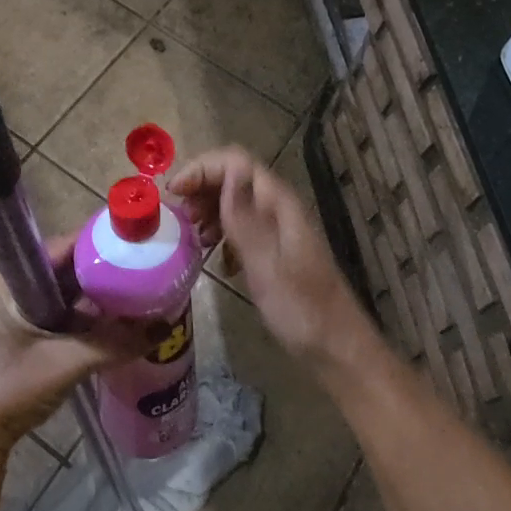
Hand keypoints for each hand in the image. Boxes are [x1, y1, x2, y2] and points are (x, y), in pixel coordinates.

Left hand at [0, 238, 152, 459]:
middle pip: (71, 268)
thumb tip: (164, 327)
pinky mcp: (30, 332)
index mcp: (9, 277)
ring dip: (105, 298)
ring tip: (148, 294)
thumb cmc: (6, 390)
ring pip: (72, 293)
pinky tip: (126, 323)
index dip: (102, 244)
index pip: (64, 246)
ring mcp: (22, 309)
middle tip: (152, 270)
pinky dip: (94, 319)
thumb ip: (113, 343)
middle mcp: (15, 284)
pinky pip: (68, 314)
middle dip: (110, 272)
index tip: (140, 244)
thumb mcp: (64, 363)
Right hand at [170, 147, 367, 367]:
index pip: (237, 162)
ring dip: (209, 210)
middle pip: (235, 177)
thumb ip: (245, 219)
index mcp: (279, 205)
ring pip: (236, 202)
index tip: (172, 193)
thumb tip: (228, 170)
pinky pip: (242, 228)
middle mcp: (279, 209)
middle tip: (177, 217)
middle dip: (201, 188)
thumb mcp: (267, 266)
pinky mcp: (274, 251)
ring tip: (191, 236)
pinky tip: (213, 257)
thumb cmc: (303, 311)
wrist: (337, 348)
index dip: (201, 168)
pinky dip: (222, 234)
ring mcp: (278, 230)